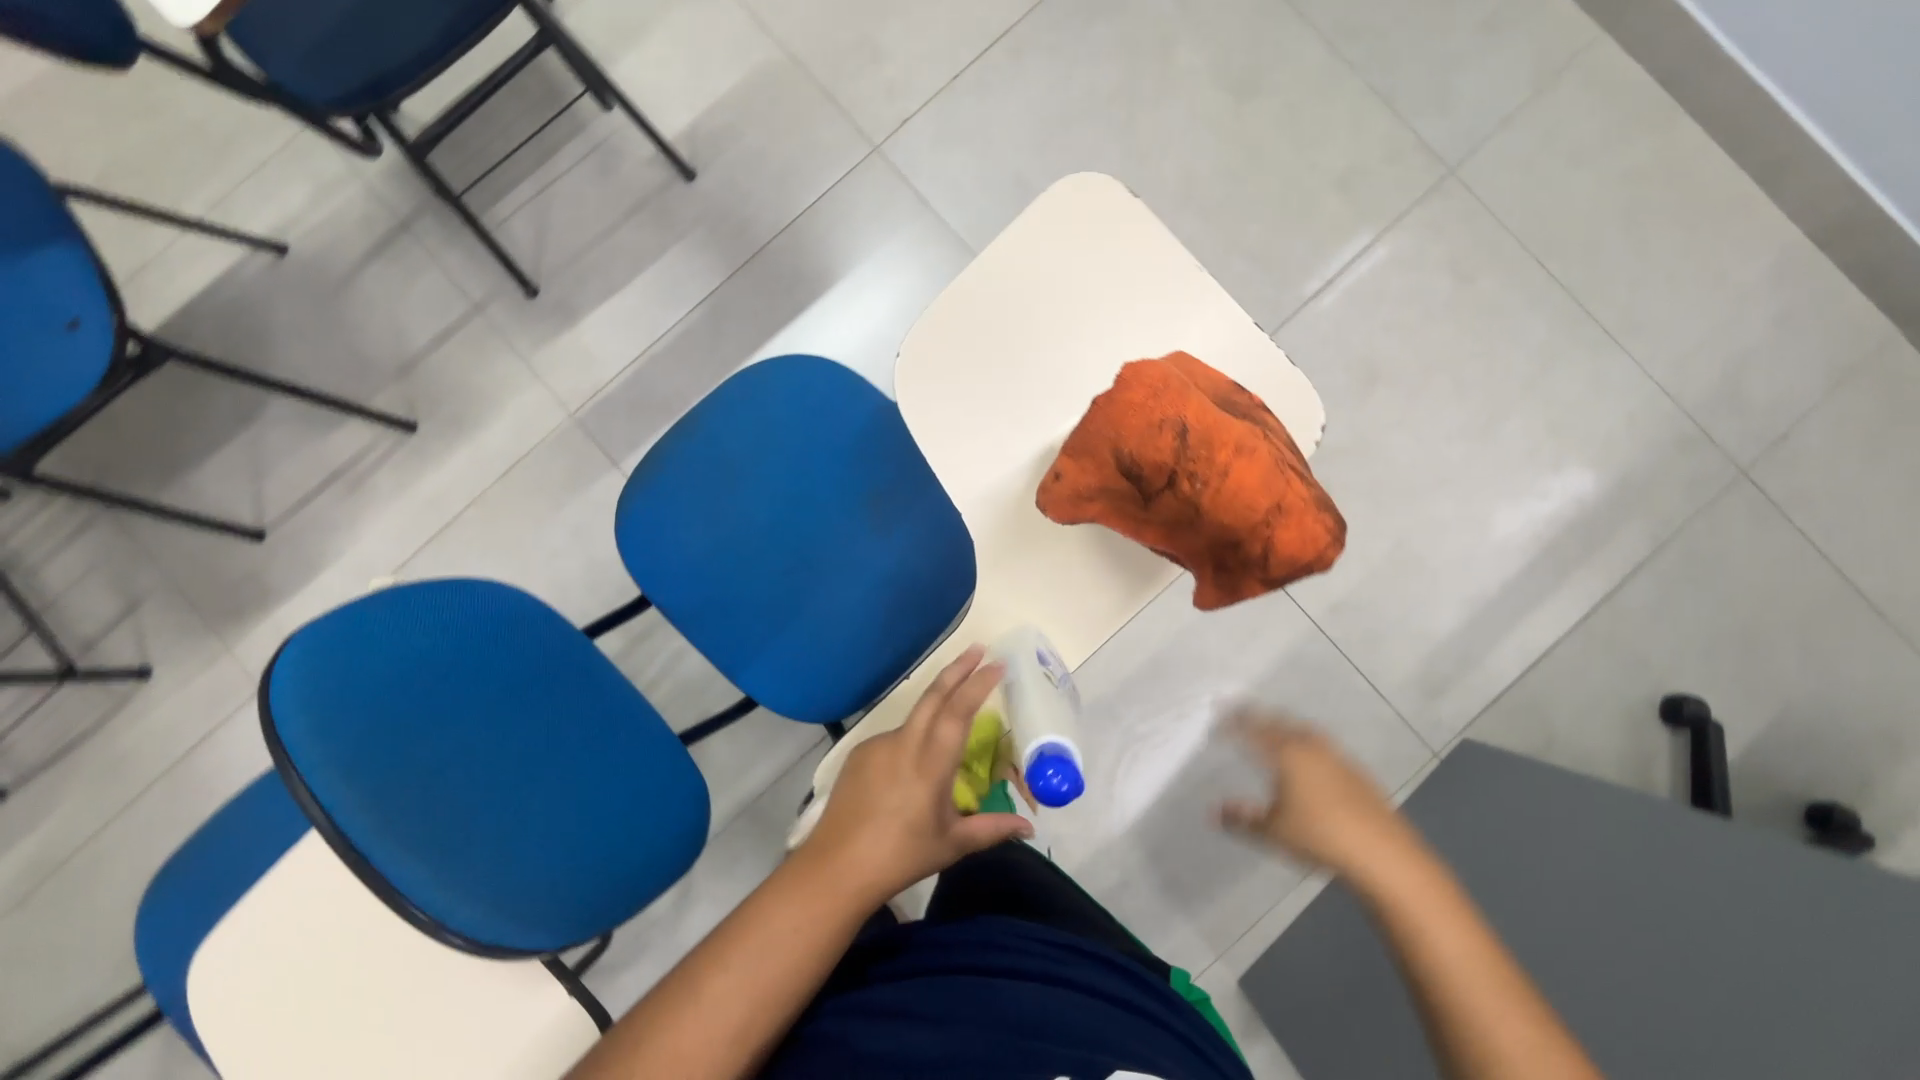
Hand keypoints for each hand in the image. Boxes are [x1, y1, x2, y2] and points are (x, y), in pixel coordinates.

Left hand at [800, 646, 1033, 903]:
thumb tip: (1030, 827)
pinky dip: (911, 742)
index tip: (997, 664)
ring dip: (934, 712)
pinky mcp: (859, 754)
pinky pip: (893, 740)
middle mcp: (904, 744)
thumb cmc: (901, 856)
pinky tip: (911, 771)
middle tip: (978, 648)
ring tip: (949, 738)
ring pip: (913, 721)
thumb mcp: (952, 844)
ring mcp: (877, 745)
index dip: (978, 684)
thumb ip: (992, 829)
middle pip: (933, 696)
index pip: (958, 711)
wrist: (836, 867)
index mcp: (931, 763)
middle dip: (958, 668)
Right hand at [1216, 710, 1417, 879]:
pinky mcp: (1356, 772)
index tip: (1218, 715)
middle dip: (1260, 717)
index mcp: (1287, 755)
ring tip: (1274, 729)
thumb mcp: (1273, 831)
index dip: (1234, 723)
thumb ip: (1242, 819)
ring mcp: (1338, 758)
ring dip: (1286, 726)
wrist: (1382, 852)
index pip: (1254, 731)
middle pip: (1281, 723)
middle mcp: (1311, 748)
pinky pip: (1323, 746)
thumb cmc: (1320, 837)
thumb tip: (1213, 811)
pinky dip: (1307, 742)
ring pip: (1305, 731)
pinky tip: (1308, 758)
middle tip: (1242, 713)